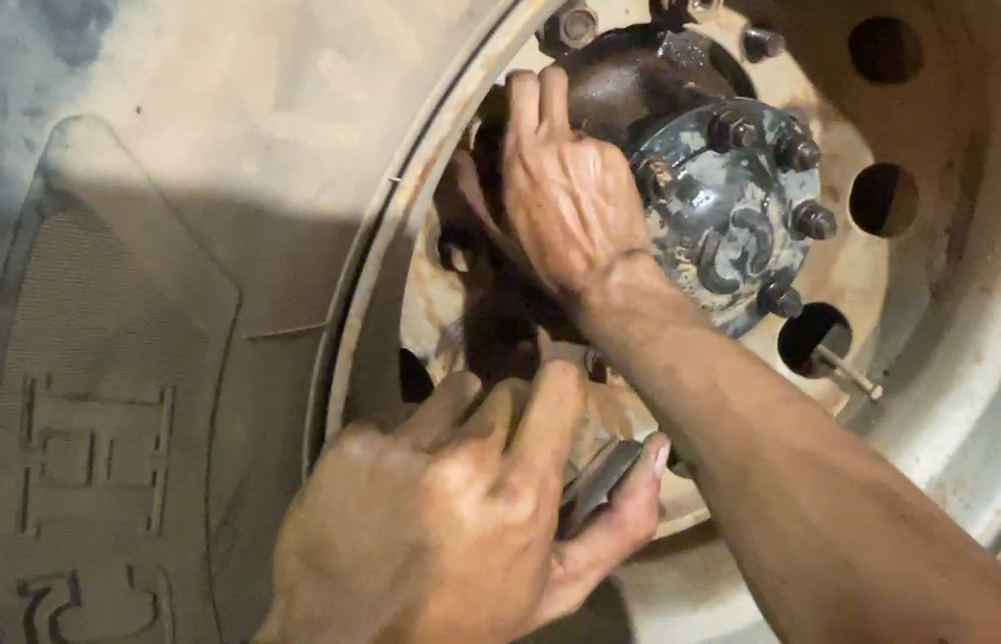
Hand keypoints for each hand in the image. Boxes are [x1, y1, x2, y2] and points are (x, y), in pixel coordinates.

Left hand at [255, 362, 668, 643]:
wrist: (342, 643)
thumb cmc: (462, 621)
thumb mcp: (552, 589)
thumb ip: (619, 525)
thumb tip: (658, 453)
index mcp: (521, 496)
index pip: (557, 384)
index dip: (558, 388)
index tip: (552, 402)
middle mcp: (465, 460)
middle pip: (505, 389)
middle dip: (505, 418)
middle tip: (488, 465)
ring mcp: (404, 447)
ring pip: (454, 389)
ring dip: (455, 418)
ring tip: (440, 469)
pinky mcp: (356, 441)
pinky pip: (401, 409)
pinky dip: (404, 436)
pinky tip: (393, 480)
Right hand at [494, 67, 656, 308]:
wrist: (605, 274)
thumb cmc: (544, 256)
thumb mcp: (497, 228)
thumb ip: (472, 186)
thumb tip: (456, 154)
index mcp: (521, 151)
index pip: (521, 85)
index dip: (519, 82)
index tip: (518, 96)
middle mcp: (556, 138)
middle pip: (553, 79)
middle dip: (548, 84)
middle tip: (545, 108)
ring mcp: (590, 144)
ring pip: (576, 124)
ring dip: (570, 143)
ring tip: (574, 183)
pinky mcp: (616, 156)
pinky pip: (598, 149)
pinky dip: (593, 164)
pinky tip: (595, 194)